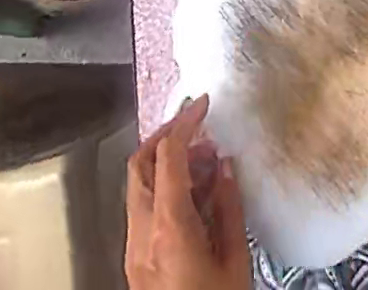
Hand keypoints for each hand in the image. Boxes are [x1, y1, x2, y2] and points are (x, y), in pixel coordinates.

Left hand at [125, 95, 250, 289]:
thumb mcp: (234, 263)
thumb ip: (228, 207)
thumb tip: (224, 164)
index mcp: (168, 227)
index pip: (168, 155)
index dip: (186, 121)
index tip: (204, 104)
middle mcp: (141, 232)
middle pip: (141, 163)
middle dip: (168, 135)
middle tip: (200, 128)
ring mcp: (133, 248)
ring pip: (139, 185)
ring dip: (167, 163)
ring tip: (205, 163)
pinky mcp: (135, 262)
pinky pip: (144, 209)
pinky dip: (165, 188)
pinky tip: (194, 195)